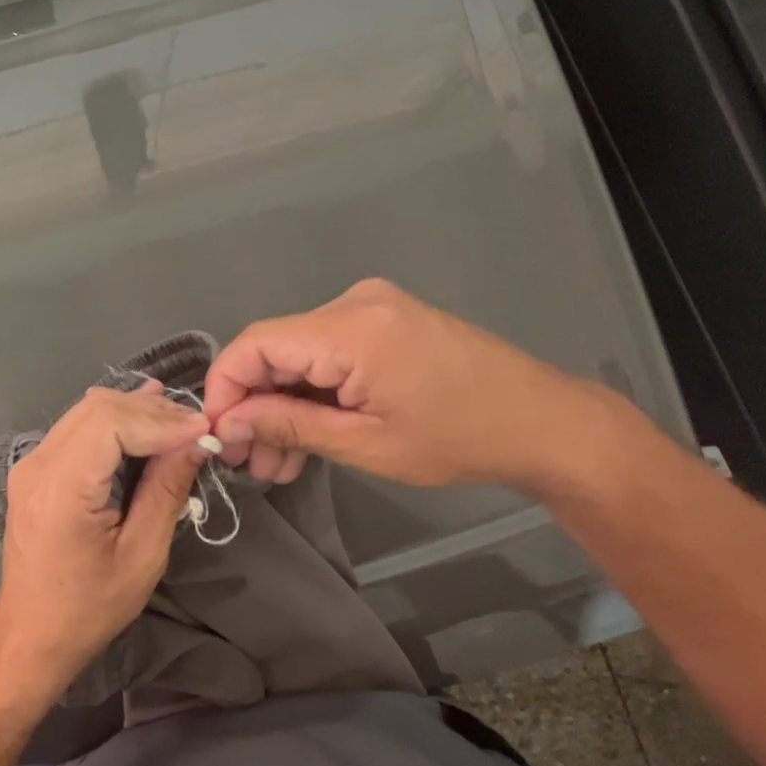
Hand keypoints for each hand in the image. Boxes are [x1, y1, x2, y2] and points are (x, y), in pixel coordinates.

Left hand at [0, 382, 208, 702]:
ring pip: (85, 412)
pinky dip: (113, 421)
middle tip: (197, 427)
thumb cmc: (90, 606)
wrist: (32, 630)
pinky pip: (76, 428)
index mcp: (60, 489)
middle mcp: (36, 465)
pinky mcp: (33, 470)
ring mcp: (29, 464)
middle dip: (151, 411)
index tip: (203, 430)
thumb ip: (166, 491)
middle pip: (97, 409)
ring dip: (134, 412)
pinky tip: (146, 421)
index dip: (160, 420)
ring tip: (180, 424)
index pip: (110, 423)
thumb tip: (196, 443)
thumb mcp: (142, 555)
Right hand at [202, 278, 619, 489]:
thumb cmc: (459, 440)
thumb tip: (225, 424)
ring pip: (296, 356)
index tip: (219, 435)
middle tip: (249, 461)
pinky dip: (310, 393)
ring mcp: (371, 309)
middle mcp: (355, 304)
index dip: (224, 389)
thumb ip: (286, 425)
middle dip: (253, 406)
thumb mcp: (364, 443)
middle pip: (273, 350)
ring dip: (281, 405)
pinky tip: (306, 438)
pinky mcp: (383, 322)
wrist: (546, 425)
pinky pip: (325, 354)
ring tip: (277, 462)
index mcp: (352, 328)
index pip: (254, 344)